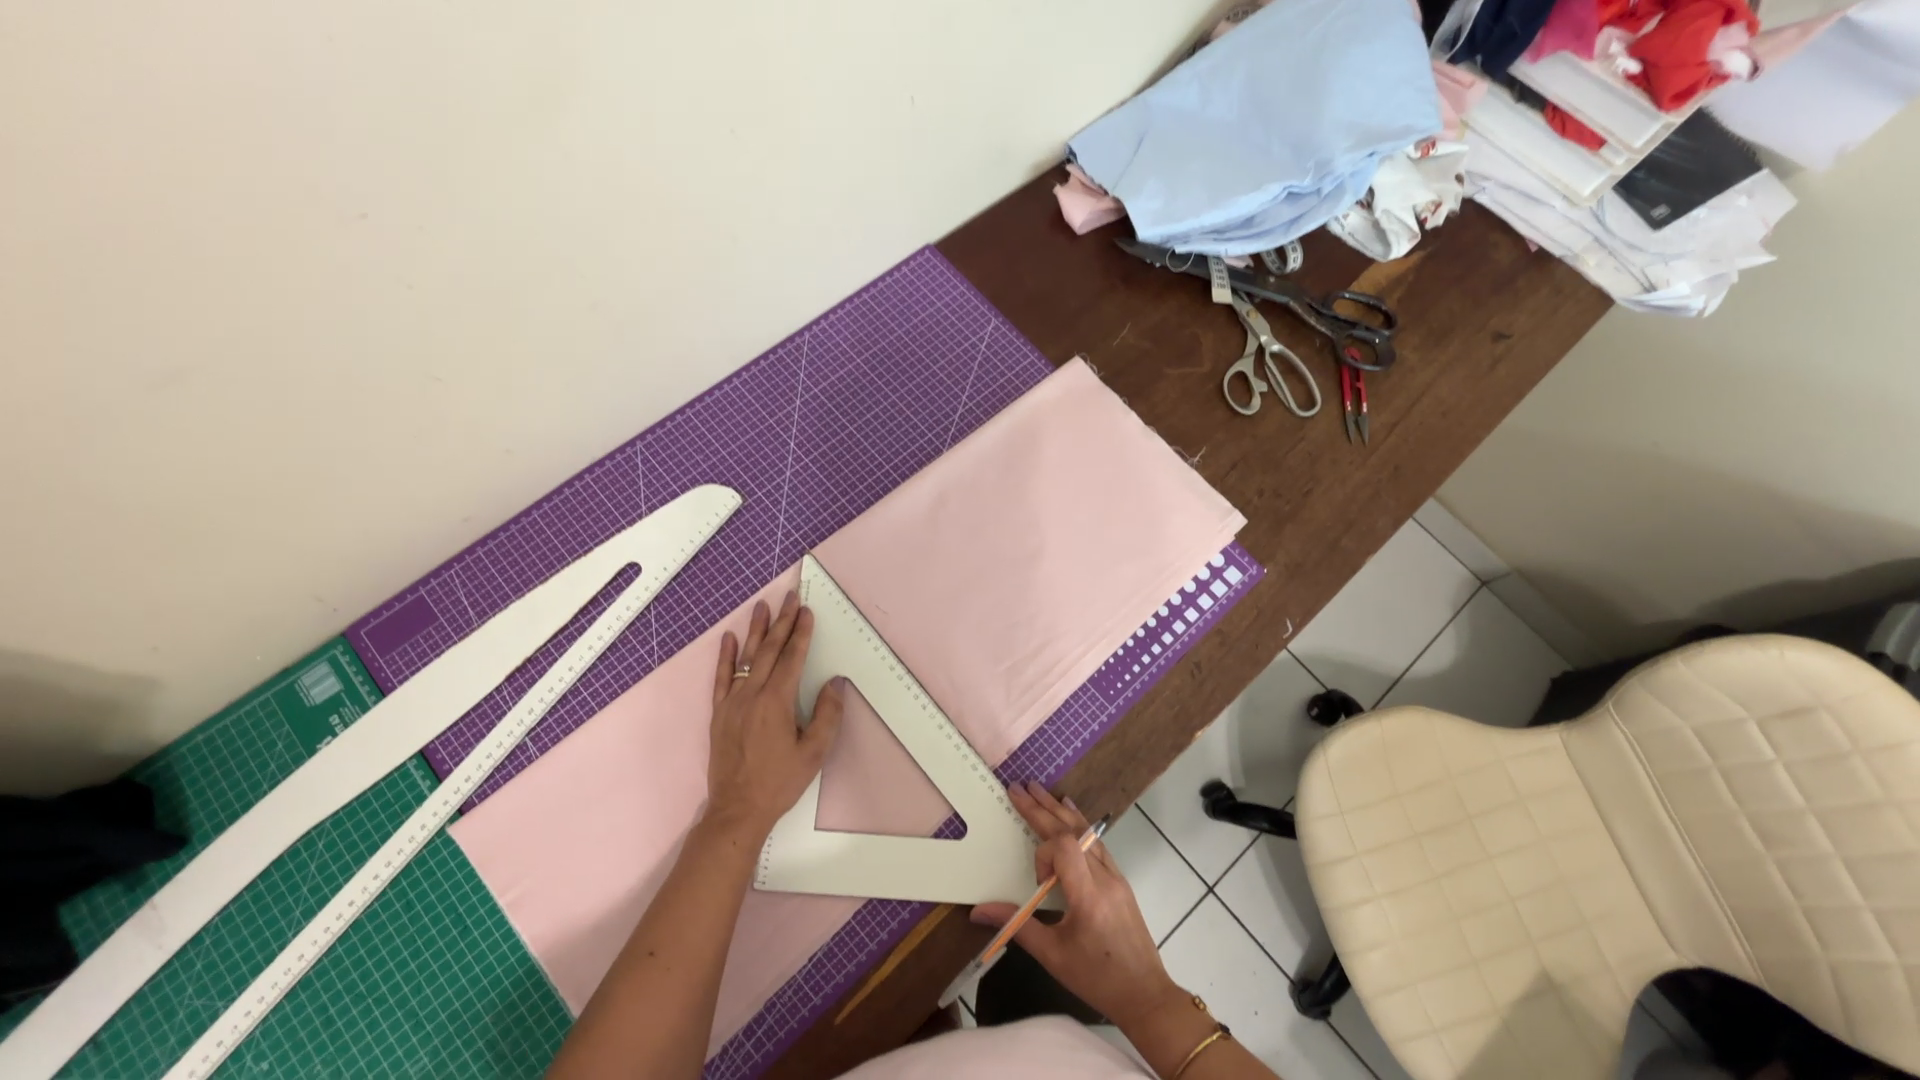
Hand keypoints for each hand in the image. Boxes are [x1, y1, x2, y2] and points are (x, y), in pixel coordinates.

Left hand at [705, 591, 845, 841]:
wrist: (737, 808)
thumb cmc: (780, 782)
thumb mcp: (814, 753)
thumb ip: (827, 715)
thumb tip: (835, 683)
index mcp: (777, 702)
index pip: (792, 658)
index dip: (801, 633)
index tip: (806, 611)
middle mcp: (752, 695)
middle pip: (769, 650)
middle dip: (781, 622)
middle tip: (789, 597)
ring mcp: (732, 702)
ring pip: (746, 658)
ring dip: (755, 630)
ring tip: (761, 606)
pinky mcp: (719, 713)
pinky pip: (721, 678)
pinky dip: (725, 657)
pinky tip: (728, 639)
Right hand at [970, 782, 1185, 1027]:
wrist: (1145, 995)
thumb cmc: (1097, 979)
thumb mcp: (1052, 955)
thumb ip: (1016, 925)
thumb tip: (977, 911)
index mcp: (1089, 896)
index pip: (1064, 848)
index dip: (1043, 854)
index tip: (1038, 883)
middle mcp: (1105, 878)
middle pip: (1073, 832)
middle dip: (1043, 809)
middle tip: (1018, 787)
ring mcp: (1117, 877)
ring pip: (1088, 833)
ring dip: (1061, 812)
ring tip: (1040, 790)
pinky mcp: (1121, 882)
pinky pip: (1098, 844)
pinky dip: (1080, 826)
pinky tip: (1071, 812)